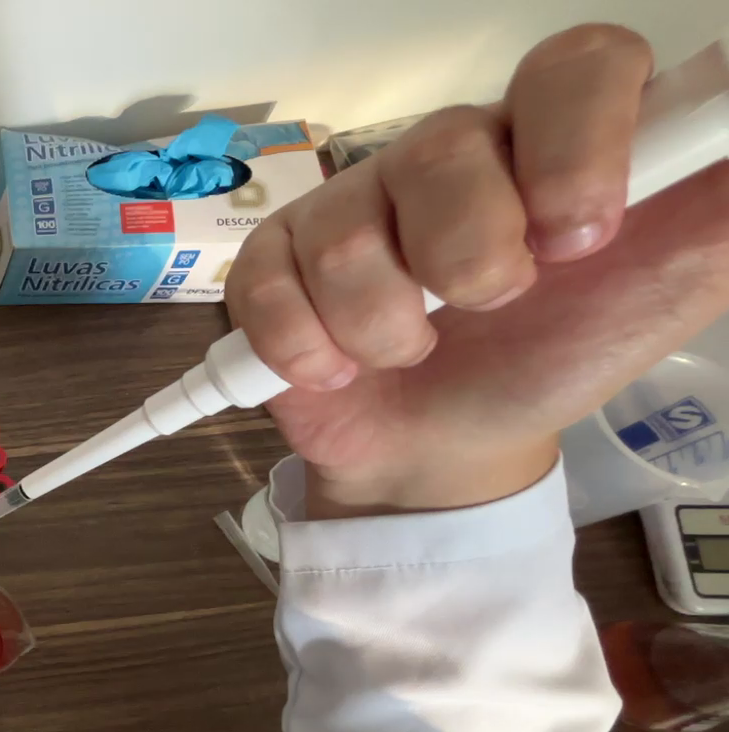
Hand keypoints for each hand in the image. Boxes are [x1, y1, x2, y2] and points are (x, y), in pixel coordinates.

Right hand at [226, 25, 728, 516]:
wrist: (433, 447)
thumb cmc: (541, 366)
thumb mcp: (667, 291)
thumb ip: (721, 207)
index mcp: (545, 144)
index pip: (570, 67)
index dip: (574, 144)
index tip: (577, 237)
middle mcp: (439, 160)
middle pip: (436, 153)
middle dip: (464, 262)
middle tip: (480, 312)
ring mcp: (338, 212)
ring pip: (345, 243)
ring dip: (380, 329)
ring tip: (400, 355)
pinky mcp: (264, 267)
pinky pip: (266, 293)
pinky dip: (303, 350)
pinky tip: (332, 370)